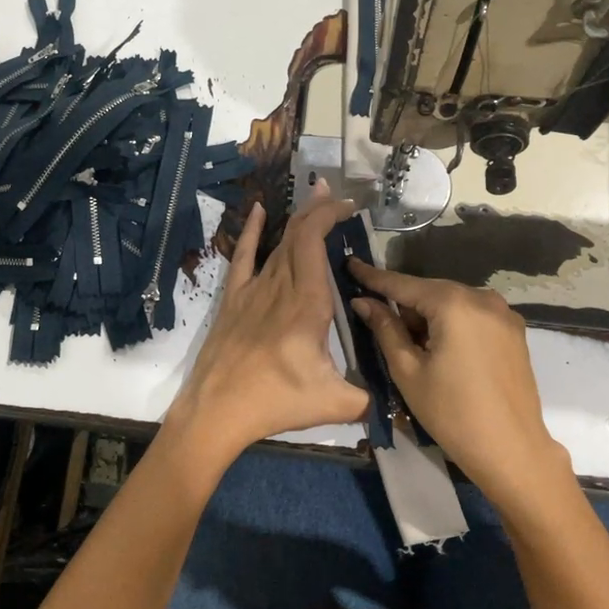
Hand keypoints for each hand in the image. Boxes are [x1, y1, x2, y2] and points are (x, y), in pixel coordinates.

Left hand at [168, 191, 368, 458]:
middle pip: (298, 237)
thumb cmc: (274, 404)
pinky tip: (259, 211)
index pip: (316, 244)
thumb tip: (392, 398)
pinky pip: (242, 257)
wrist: (216, 411)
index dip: (330, 217)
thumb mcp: (335, 405)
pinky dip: (252, 232)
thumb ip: (369, 397)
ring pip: (277, 244)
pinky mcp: (232, 302)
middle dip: (319, 211)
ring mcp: (252, 292)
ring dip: (296, 219)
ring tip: (314, 197)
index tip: (349, 207)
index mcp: (307, 305)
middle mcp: (279, 289)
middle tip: (338, 198)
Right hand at [347, 262, 568, 495]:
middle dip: (403, 302)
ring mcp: (504, 314)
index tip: (351, 263)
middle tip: (376, 320)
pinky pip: (472, 316)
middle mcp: (483, 298)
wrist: (510, 448)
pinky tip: (439, 349)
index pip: (404, 285)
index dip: (374, 277)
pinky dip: (450, 323)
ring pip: (452, 303)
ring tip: (411, 346)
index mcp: (454, 304)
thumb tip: (363, 302)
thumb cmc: (451, 412)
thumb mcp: (408, 371)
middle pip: (430, 291)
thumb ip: (385, 329)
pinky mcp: (514, 332)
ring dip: (427, 315)